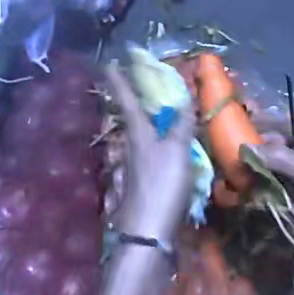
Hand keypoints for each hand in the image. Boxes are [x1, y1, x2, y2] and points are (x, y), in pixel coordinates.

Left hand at [103, 63, 196, 242]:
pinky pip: (146, 153)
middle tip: (135, 84)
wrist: (148, 232)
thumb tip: (184, 96)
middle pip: (129, 117)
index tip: (109, 63)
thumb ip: (182, 123)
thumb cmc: (162, 184)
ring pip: (137, 135)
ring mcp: (133, 165)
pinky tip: (161, 149)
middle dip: (131, 100)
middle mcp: (130, 145)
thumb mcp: (177, 150)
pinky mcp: (139, 183)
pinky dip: (152, 143)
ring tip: (154, 113)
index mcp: (138, 132)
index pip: (126, 98)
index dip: (119, 80)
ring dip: (143, 122)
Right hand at [253, 139, 293, 268]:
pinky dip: (284, 212)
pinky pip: (278, 206)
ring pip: (271, 185)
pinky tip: (293, 217)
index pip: (278, 139)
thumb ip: (277, 157)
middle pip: (270, 163)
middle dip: (260, 171)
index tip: (241, 148)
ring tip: (272, 201)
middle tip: (245, 177)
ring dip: (271, 194)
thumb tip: (244, 145)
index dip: (260, 141)